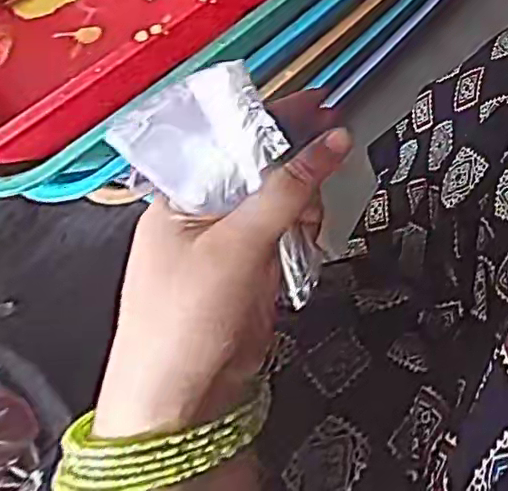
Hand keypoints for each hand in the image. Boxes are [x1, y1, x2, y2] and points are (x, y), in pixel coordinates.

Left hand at [91, 93, 351, 438]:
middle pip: (269, 163)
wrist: (185, 404)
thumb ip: (289, 187)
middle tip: (329, 159)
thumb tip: (330, 141)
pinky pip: (295, 223)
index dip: (277, 118)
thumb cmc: (177, 328)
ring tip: (305, 226)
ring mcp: (234, 235)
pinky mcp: (257, 258)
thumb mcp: (237, 243)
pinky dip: (308, 228)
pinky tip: (305, 241)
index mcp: (182, 197)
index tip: (319, 102)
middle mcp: (207, 211)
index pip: (233, 139)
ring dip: (307, 203)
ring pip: (289, 193)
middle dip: (299, 168)